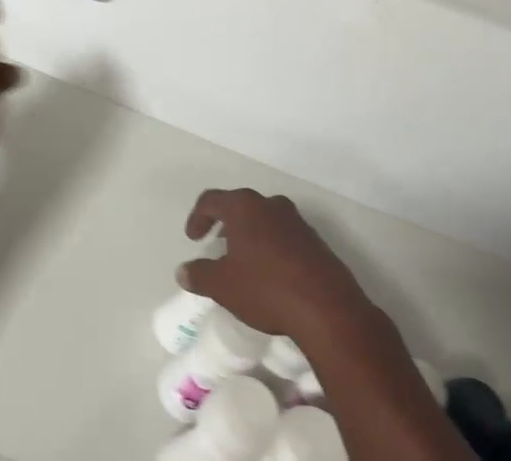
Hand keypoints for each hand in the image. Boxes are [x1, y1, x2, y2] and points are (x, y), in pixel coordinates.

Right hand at [176, 188, 371, 341]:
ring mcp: (298, 222)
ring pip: (266, 220)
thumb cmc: (265, 288)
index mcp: (244, 207)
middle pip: (241, 206)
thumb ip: (198, 275)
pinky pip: (285, 237)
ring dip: (251, 235)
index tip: (194, 239)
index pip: (211, 200)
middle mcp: (271, 206)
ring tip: (244, 261)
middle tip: (217, 245)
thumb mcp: (222, 285)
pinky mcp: (317, 243)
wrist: (327, 309)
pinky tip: (271, 274)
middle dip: (226, 224)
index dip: (197, 217)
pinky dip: (272, 248)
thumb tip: (183, 271)